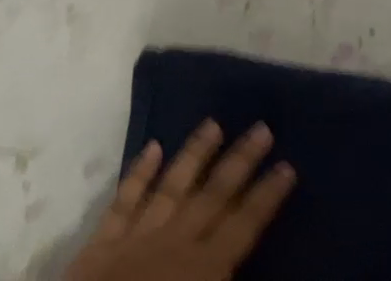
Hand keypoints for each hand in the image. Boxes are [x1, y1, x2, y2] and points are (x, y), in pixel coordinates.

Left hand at [66, 120, 295, 280]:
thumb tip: (254, 272)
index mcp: (205, 271)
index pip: (244, 225)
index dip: (267, 197)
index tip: (287, 166)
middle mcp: (175, 244)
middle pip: (214, 195)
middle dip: (241, 161)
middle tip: (261, 128)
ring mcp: (137, 238)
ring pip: (173, 186)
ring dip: (195, 155)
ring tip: (213, 123)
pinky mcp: (102, 244)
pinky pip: (124, 202)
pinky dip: (139, 173)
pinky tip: (153, 148)